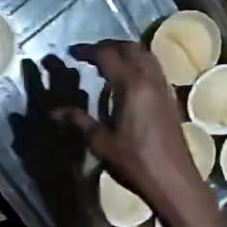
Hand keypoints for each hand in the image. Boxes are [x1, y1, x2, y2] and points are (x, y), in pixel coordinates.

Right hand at [57, 40, 211, 217]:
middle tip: (88, 54)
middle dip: (108, 46)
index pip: (107, 55)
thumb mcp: (100, 142)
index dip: (88, 51)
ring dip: (126, 52)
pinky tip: (126, 79)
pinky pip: (154, 68)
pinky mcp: (169, 98)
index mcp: (131, 85)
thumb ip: (78, 120)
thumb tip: (53, 110)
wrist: (173, 180)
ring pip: (146, 55)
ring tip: (106, 62)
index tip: (72, 53)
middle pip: (130, 48)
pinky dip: (138, 63)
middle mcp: (149, 79)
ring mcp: (163, 87)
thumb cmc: (134, 161)